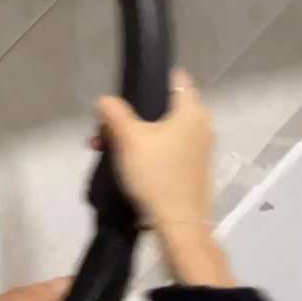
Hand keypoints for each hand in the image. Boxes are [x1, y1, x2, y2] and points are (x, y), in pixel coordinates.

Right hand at [91, 68, 214, 225]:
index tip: (126, 84)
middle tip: (104, 123)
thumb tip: (105, 101)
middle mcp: (199, 126)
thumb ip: (113, 111)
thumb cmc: (157, 173)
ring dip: (128, 132)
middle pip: (159, 106)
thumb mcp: (128, 137)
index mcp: (192, 112)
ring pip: (156, 128)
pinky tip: (116, 159)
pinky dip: (140, 148)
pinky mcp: (188, 167)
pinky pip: (161, 147)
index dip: (150, 76)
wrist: (178, 224)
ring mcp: (196, 148)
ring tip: (102, 144)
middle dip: (127, 113)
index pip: (175, 78)